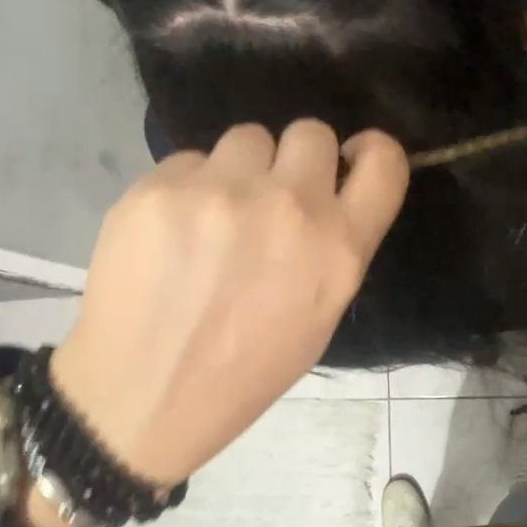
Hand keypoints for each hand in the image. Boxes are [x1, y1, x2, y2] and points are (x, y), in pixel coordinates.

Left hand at [48, 121, 409, 490]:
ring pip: (246, 138)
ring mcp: (220, 191)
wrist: (144, 394)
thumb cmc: (242, 373)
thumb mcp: (318, 321)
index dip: (370, 151)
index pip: (383, 162)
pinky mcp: (160, 186)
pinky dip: (186, 187)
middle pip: (310, 132)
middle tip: (269, 199)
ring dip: (239, 169)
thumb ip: (332, 250)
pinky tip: (169, 231)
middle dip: (294, 160)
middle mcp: (287, 207)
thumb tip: (324, 199)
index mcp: (337, 250)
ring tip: (213, 217)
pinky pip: (189, 159)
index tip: (349, 158)